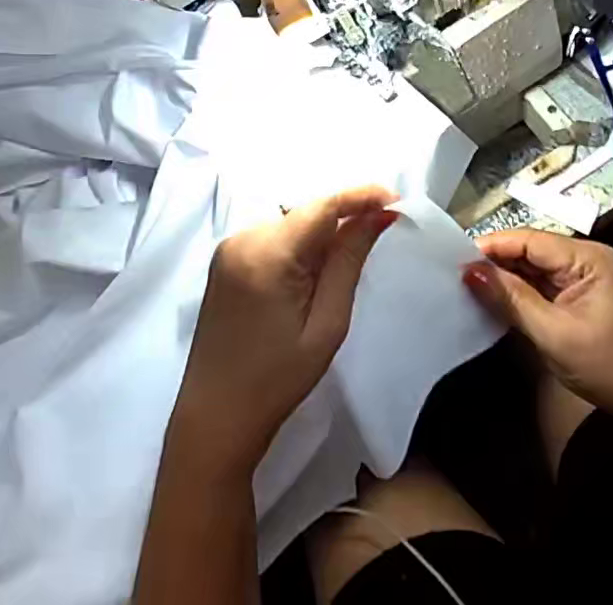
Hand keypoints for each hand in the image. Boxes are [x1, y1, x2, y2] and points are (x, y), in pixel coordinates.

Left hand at [172, 186, 399, 469]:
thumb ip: (350, 260)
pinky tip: (312, 274)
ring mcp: (229, 248)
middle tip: (379, 234)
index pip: (323, 205)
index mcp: (267, 253)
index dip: (362, 196)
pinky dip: (300, 244)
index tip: (397, 200)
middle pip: (306, 210)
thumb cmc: (278, 379)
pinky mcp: (224, 261)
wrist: (215, 416)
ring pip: (291, 222)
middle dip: (345, 216)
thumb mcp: (327, 322)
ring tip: (344, 265)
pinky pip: (273, 236)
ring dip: (322, 232)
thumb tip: (378, 215)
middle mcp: (243, 238)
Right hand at [463, 230, 612, 426]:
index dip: (490, 247)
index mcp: (586, 257)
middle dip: (495, 264)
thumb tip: (469, 271)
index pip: (527, 240)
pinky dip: (521, 295)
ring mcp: (586, 277)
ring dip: (506, 280)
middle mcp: (586, 258)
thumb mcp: (555, 335)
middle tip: (454, 278)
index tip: (452, 261)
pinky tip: (497, 304)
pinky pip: (544, 287)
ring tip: (467, 289)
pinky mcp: (583, 297)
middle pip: (529, 251)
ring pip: (534, 269)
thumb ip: (511, 300)